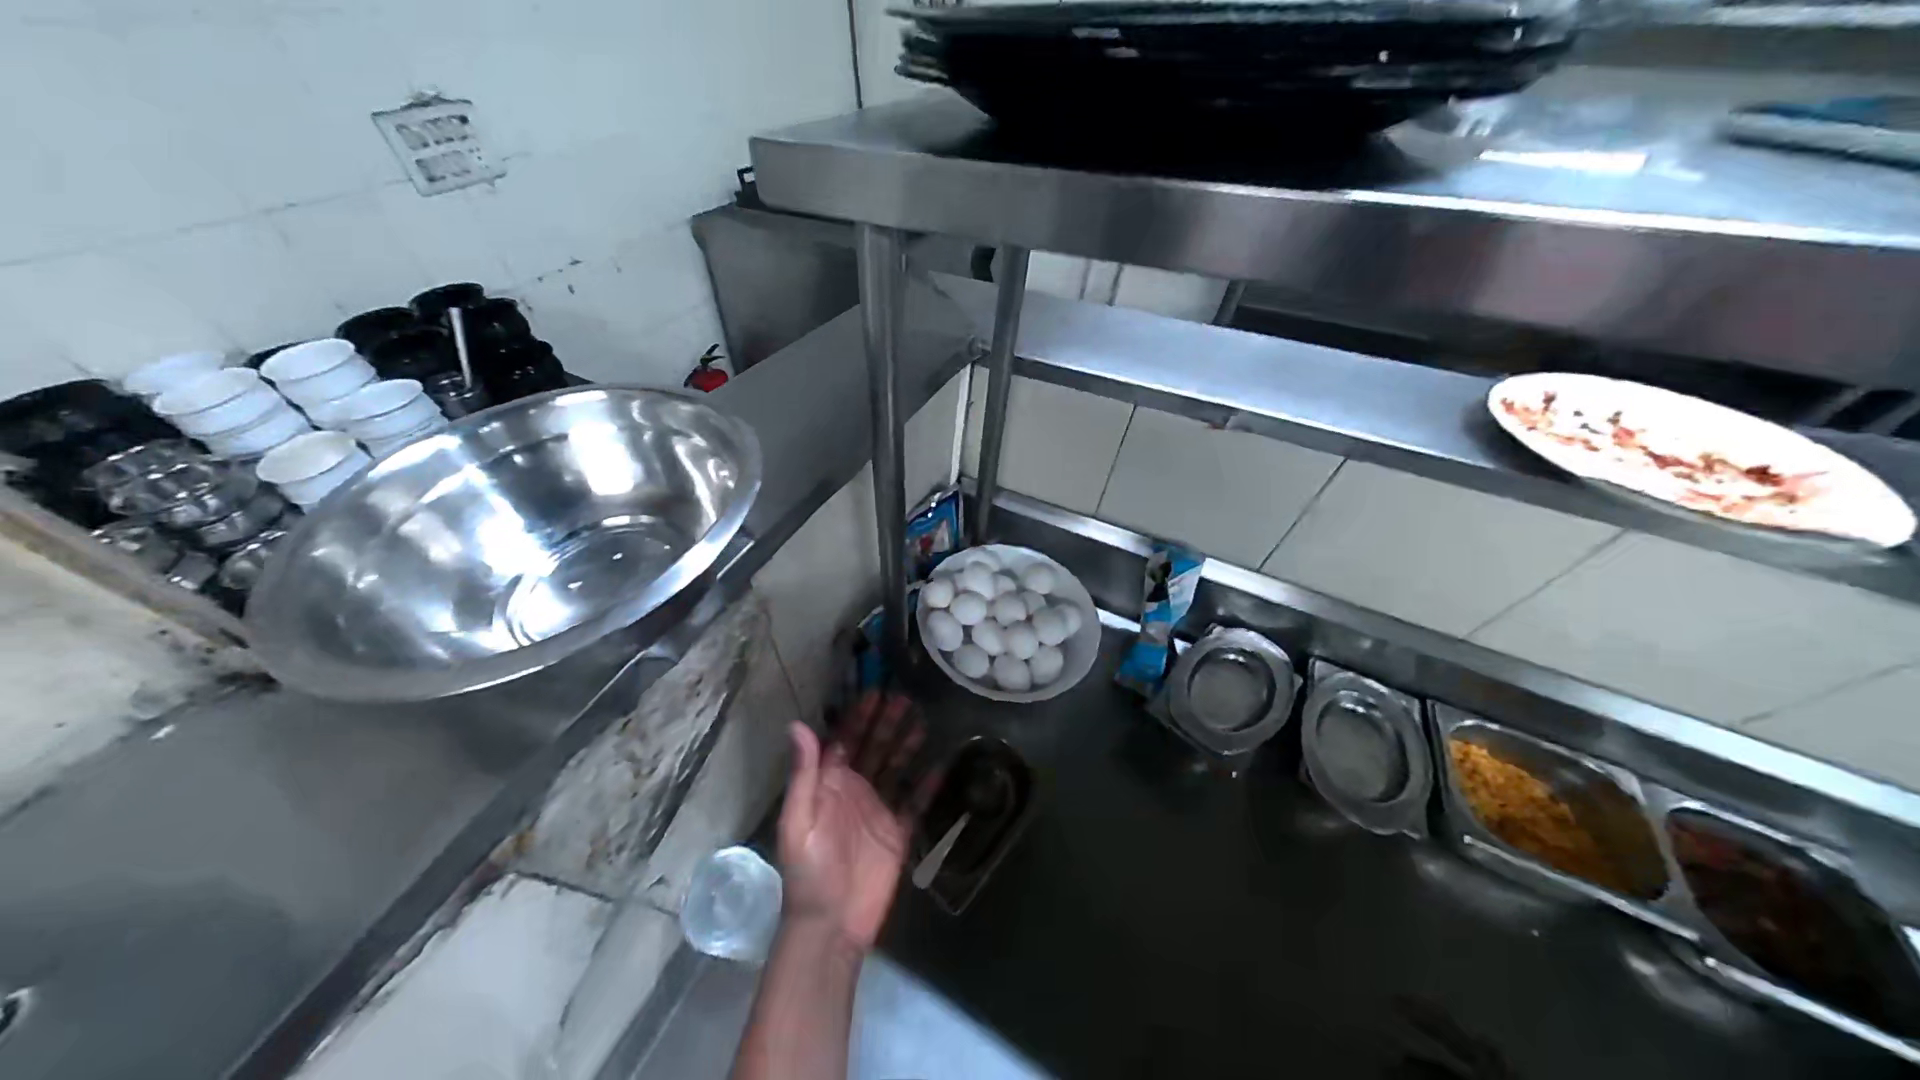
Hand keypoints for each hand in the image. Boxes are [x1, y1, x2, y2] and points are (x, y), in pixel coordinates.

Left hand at [777, 692, 930, 952]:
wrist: (830, 925)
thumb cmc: (808, 872)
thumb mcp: (799, 820)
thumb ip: (804, 774)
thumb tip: (798, 725)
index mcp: (827, 785)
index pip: (844, 741)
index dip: (858, 717)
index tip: (876, 693)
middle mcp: (854, 790)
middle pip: (874, 749)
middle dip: (887, 723)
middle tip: (906, 698)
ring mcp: (877, 810)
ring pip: (896, 768)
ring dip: (907, 745)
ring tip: (923, 720)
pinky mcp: (898, 832)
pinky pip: (915, 802)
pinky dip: (928, 784)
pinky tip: (943, 764)